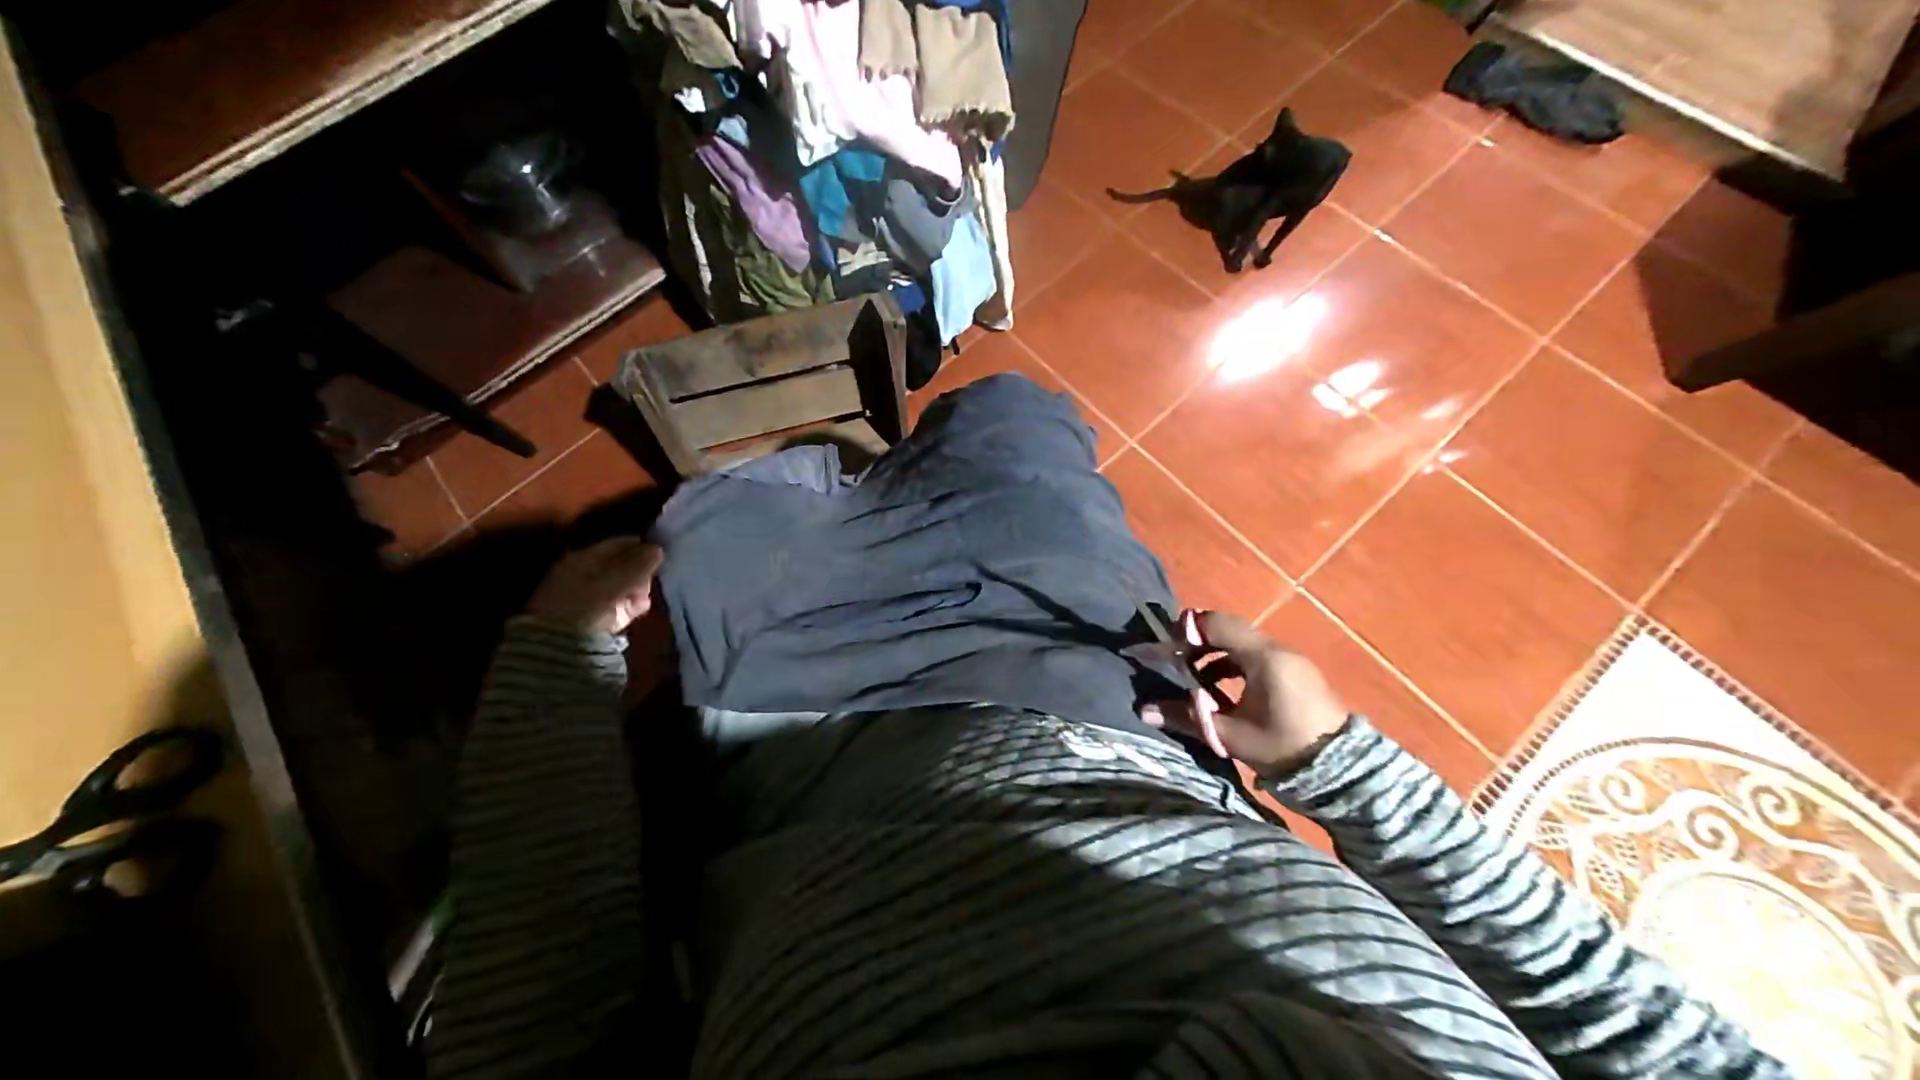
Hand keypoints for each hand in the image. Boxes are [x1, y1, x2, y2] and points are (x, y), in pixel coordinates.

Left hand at [525, 538, 664, 635]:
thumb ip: (638, 565)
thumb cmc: (585, 606)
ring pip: (628, 585)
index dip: (640, 546)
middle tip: (650, 576)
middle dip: (641, 570)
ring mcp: (596, 597)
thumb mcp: (613, 582)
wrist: (562, 647)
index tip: (659, 551)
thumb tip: (659, 549)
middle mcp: (589, 575)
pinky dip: (635, 604)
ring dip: (640, 588)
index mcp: (584, 559)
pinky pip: (626, 605)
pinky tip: (640, 605)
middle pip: (625, 565)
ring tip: (642, 595)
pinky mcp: (604, 617)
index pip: (618, 545)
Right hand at [1140, 610, 1348, 777]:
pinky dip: (1233, 665)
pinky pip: (1256, 658)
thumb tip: (1144, 711)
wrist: (1342, 771)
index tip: (1163, 649)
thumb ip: (1187, 717)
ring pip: (1242, 644)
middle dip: (1196, 642)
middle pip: (1228, 630)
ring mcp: (1289, 661)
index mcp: (1263, 657)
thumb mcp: (1231, 735)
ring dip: (1214, 655)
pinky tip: (1220, 690)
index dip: (1185, 632)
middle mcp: (1277, 650)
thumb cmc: (1283, 747)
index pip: (1216, 624)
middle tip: (1172, 660)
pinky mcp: (1295, 674)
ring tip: (1192, 678)